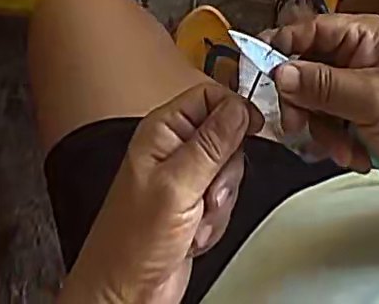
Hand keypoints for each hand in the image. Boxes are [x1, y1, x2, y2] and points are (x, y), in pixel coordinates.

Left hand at [59, 83, 260, 303]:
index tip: (252, 127)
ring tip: (196, 217)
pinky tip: (194, 232)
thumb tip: (239, 108)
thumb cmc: (131, 242)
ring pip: (229, 168)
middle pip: (226, 133)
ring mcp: (186, 176)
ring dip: (220, 199)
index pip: (210, 95)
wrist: (126, 295)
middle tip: (208, 190)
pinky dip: (216, 219)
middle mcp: (175, 147)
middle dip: (225, 168)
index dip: (234, 108)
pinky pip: (225, 197)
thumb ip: (212, 144)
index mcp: (164, 128)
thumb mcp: (177, 185)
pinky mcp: (195, 203)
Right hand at [269, 13, 378, 187]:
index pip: (309, 30)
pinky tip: (354, 153)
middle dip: (301, 99)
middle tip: (297, 124)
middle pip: (304, 66)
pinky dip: (333, 140)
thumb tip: (282, 72)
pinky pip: (324, 120)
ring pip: (310, 98)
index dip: (283, 46)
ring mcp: (352, 82)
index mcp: (361, 34)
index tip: (261, 68)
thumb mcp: (372, 98)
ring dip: (320, 127)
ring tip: (341, 146)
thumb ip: (324, 85)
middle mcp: (353, 53)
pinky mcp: (352, 109)